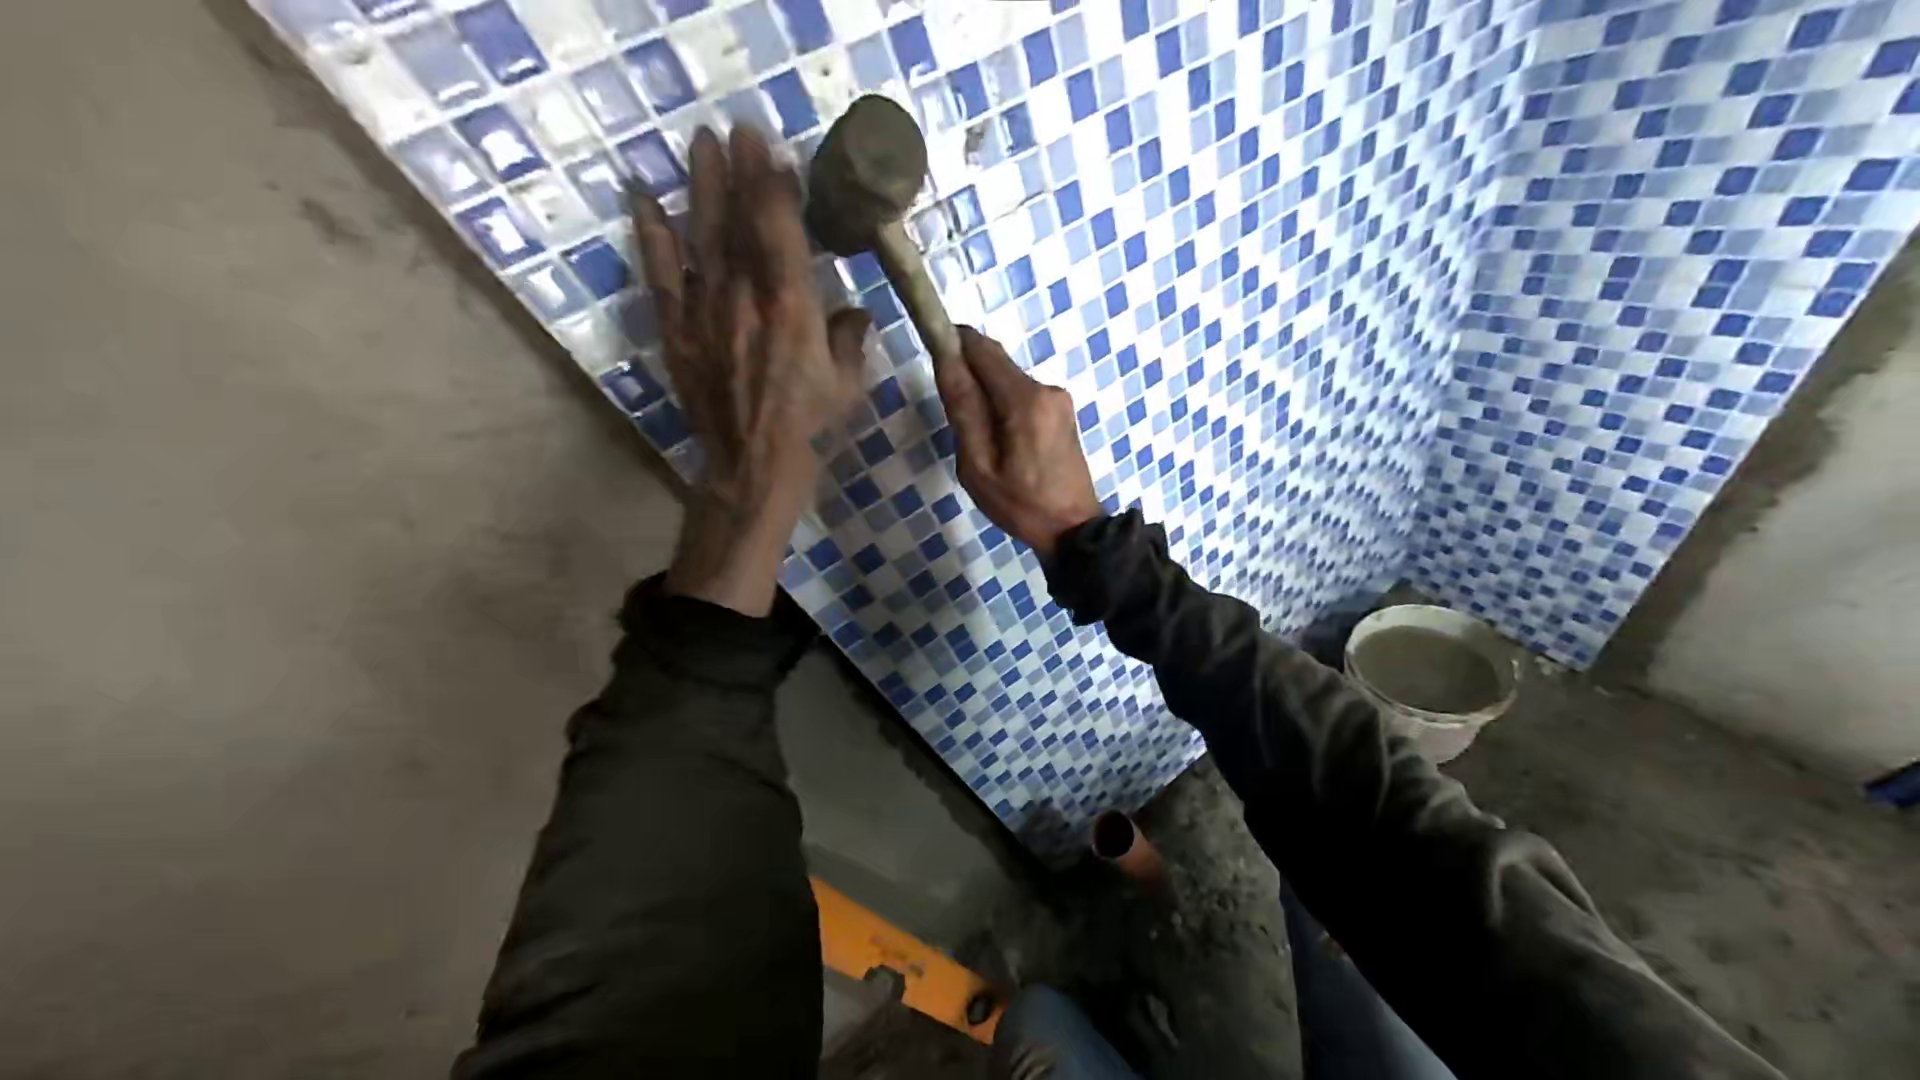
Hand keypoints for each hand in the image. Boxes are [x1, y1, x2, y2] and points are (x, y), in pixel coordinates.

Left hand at [633, 126, 871, 614]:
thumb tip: (854, 312)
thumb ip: (850, 339)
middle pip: (737, 220)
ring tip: (699, 145)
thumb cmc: (809, 428)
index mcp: (791, 306)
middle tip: (734, 130)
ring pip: (700, 237)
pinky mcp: (678, 332)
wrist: (752, 465)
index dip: (775, 185)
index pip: (780, 228)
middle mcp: (744, 296)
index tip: (773, 153)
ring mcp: (705, 311)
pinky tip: (644, 201)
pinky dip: (652, 236)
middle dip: (738, 172)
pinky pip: (662, 275)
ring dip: (699, 187)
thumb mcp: (847, 385)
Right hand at [934, 327, 1103, 560]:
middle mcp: (1046, 388)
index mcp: (1025, 399)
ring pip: (1007, 380)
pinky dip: (1002, 405)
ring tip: (974, 437)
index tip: (930, 349)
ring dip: (984, 394)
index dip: (952, 341)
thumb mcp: (978, 465)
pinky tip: (998, 440)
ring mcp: (1058, 398)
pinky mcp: (1062, 411)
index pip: (981, 349)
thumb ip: (963, 409)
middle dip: (967, 373)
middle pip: (995, 362)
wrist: (1072, 529)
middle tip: (950, 411)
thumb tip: (946, 358)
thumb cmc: (1020, 504)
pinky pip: (1021, 394)